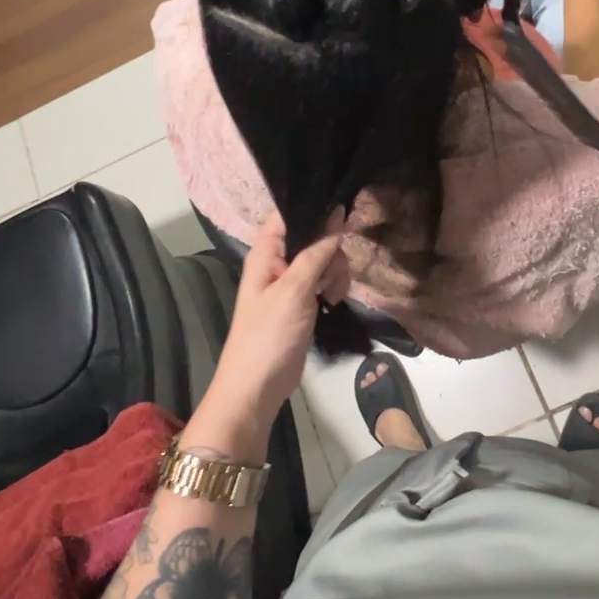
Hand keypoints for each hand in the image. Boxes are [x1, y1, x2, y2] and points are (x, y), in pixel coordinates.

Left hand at [205, 211, 348, 425]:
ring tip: (334, 296)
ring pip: (323, 260)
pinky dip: (333, 288)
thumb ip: (315, 253)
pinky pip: (323, 281)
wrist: (258, 386)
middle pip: (313, 238)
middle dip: (331, 253)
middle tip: (332, 278)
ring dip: (335, 273)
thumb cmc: (269, 335)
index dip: (313, 212)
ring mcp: (290, 283)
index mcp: (265, 254)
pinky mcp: (302, 302)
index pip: (288, 216)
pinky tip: (334, 302)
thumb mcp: (294, 290)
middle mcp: (277, 263)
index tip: (340, 219)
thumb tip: (335, 217)